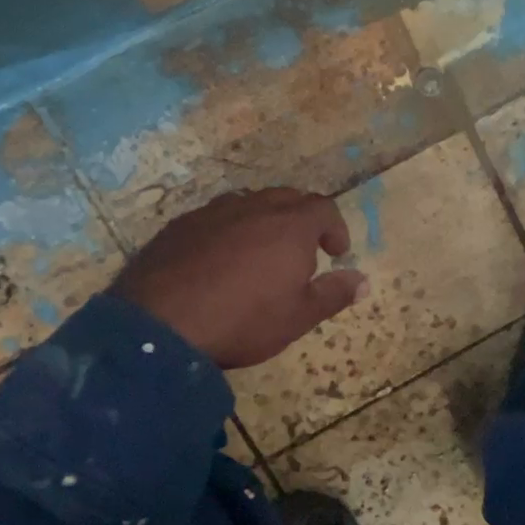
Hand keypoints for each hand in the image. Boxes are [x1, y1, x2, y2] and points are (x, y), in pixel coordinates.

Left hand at [112, 189, 368, 369]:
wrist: (160, 325)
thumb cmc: (243, 320)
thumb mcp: (298, 316)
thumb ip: (333, 294)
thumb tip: (363, 280)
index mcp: (291, 225)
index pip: (324, 208)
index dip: (335, 228)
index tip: (336, 253)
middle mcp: (254, 207)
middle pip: (287, 198)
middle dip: (302, 218)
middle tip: (304, 249)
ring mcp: (213, 212)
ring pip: (249, 203)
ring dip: (264, 220)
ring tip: (263, 252)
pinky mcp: (180, 226)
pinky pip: (216, 217)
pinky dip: (229, 230)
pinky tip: (221, 260)